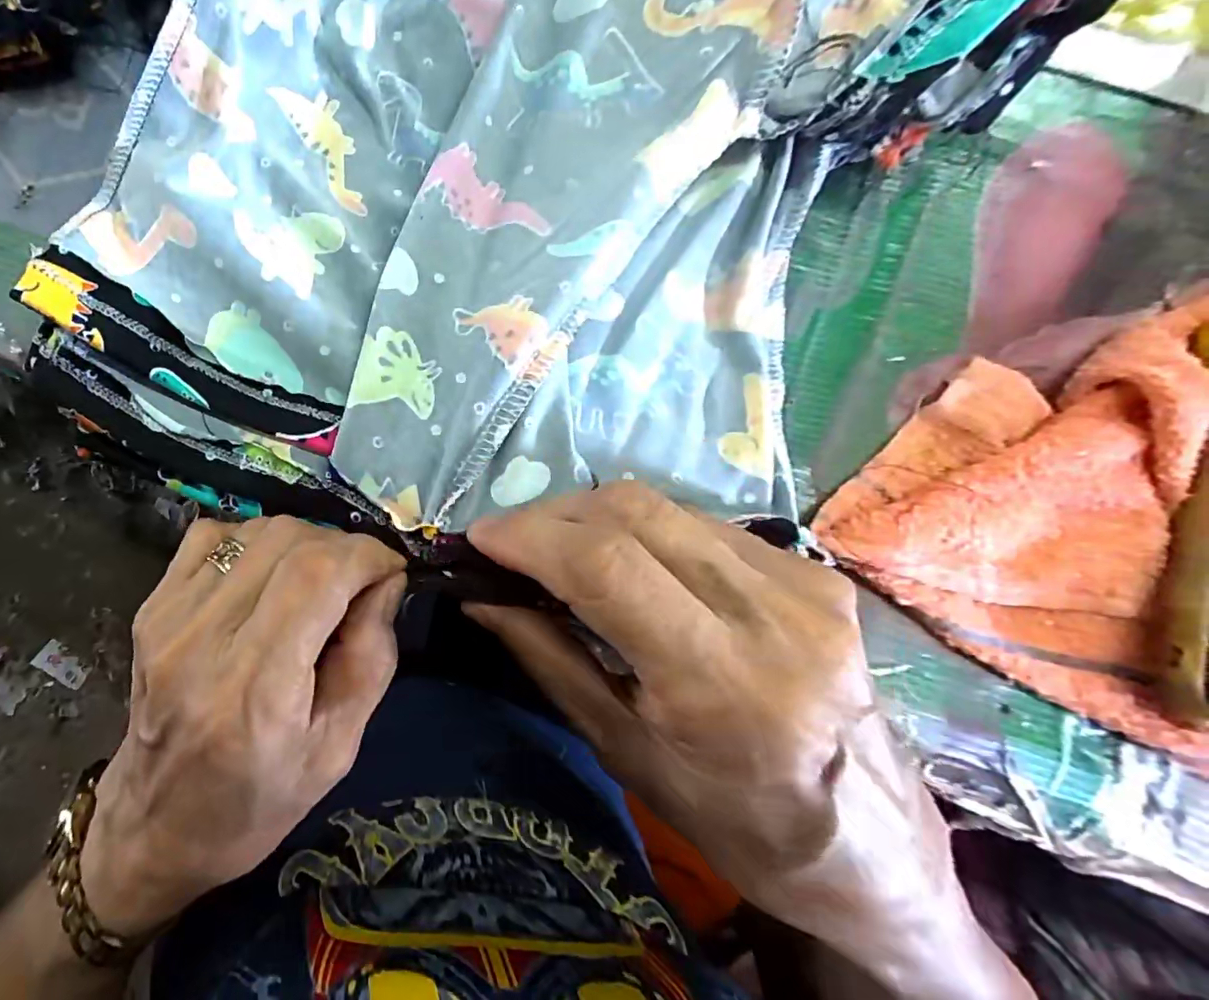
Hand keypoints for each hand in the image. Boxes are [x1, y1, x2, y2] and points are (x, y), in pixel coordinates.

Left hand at [81, 516, 406, 938]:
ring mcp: (169, 617)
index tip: (390, 569)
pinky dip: (252, 542)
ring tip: (313, 582)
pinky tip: (263, 577)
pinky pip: (211, 536)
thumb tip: (384, 579)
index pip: (317, 575)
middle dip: (339, 547)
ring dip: (299, 543)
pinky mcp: (151, 607)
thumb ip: (370, 658)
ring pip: (253, 531)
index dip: (365, 555)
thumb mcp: (337, 750)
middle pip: (286, 540)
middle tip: (356, 580)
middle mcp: (204, 641)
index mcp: (257, 690)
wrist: (158, 820)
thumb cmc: (257, 801)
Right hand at [465, 484, 1030, 999]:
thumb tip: (478, 597)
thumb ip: (545, 656)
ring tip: (551, 546)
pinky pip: (696, 521)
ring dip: (586, 514)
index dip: (529, 537)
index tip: (478, 539)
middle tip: (506, 543)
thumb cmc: (727, 814)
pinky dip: (635, 527)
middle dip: (548, 515)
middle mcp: (770, 616)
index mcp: (719, 681)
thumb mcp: (618, 746)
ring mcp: (802, 585)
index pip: (605, 565)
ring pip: (661, 504)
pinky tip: (617, 559)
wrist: (870, 843)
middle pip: (630, 513)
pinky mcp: (814, 573)